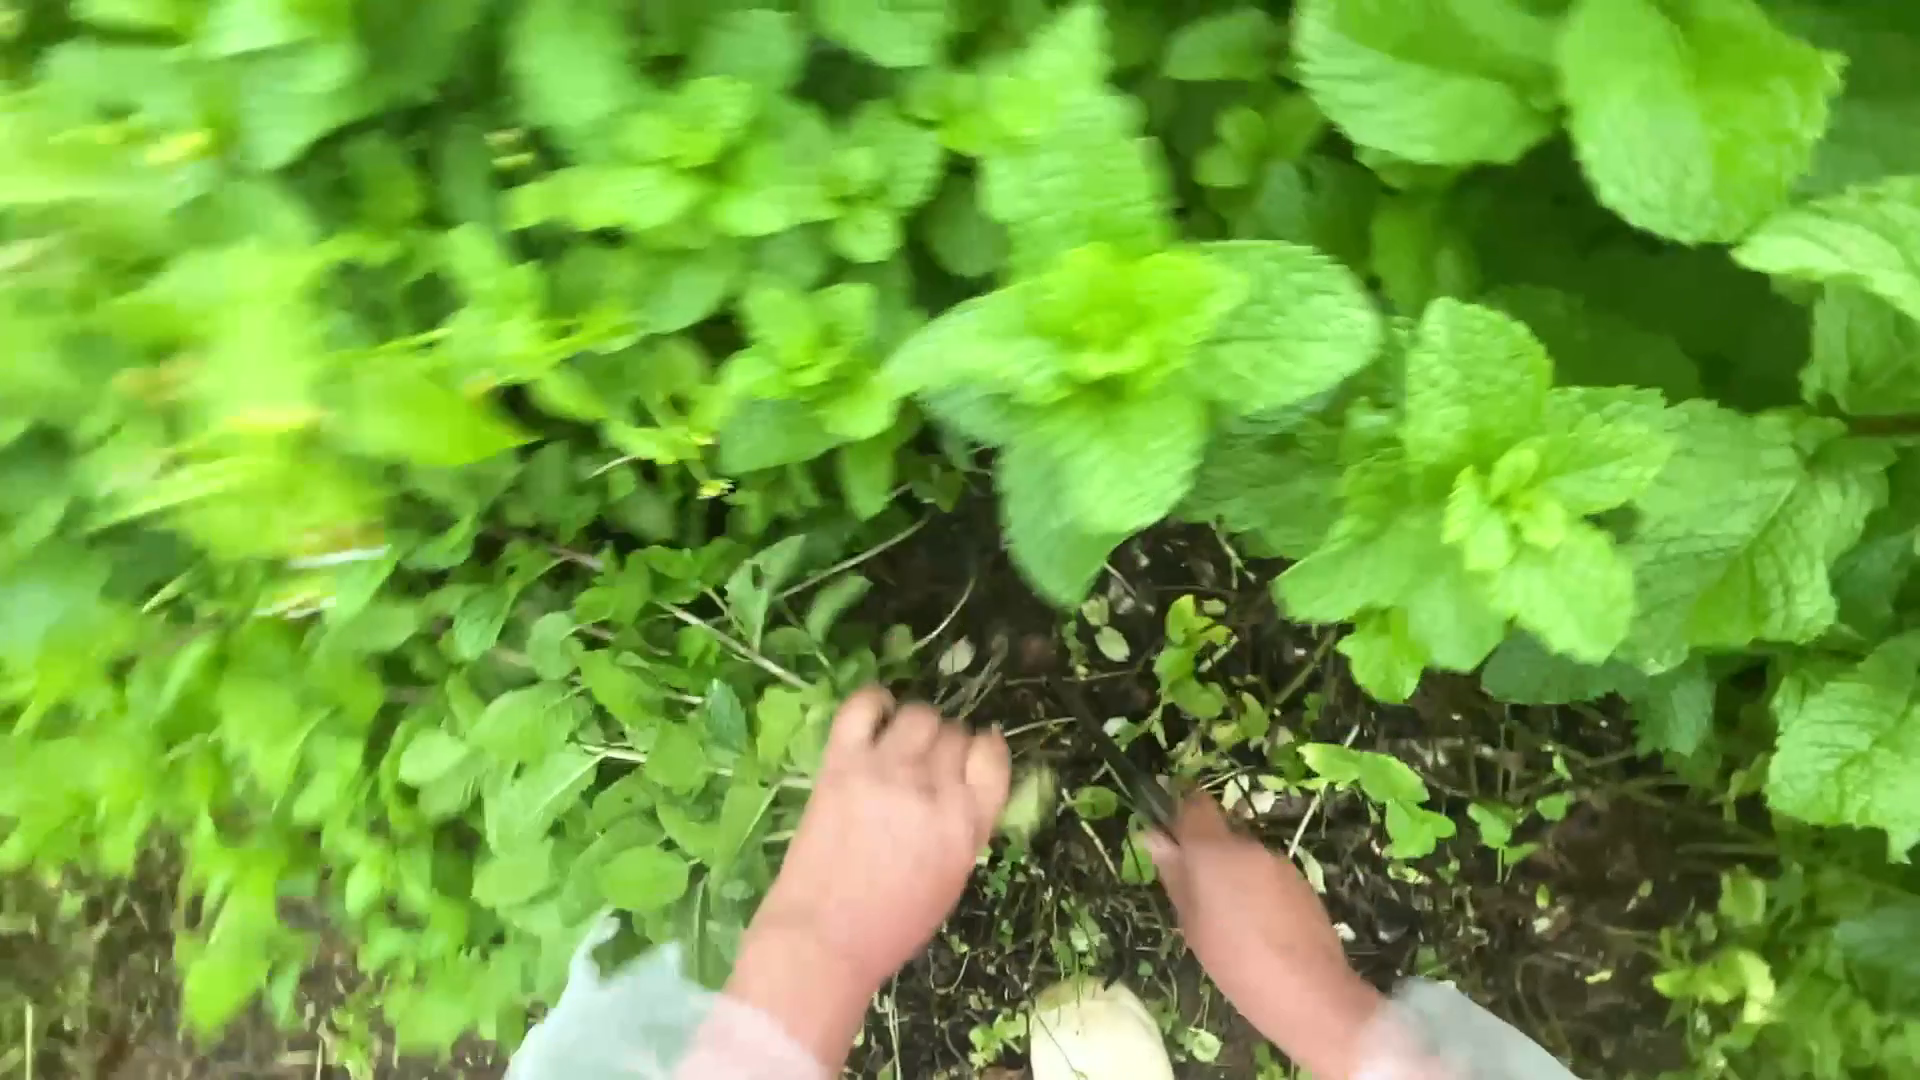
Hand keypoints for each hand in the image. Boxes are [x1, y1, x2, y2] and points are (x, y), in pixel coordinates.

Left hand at [723, 687, 1009, 1066]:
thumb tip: (968, 775)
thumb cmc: (892, 923)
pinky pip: (864, 706)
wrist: (821, 940)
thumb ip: (967, 822)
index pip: (992, 756)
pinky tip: (877, 715)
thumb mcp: (953, 876)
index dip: (982, 752)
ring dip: (917, 727)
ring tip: (902, 745)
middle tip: (926, 766)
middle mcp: (931, 788)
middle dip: (947, 747)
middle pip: (954, 734)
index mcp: (967, 824)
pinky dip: (875, 702)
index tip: (970, 759)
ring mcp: (886, 769)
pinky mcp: (842, 761)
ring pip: (919, 715)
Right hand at [1148, 794, 1385, 1078]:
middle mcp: (1245, 844)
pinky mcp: (1301, 879)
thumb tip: (1155, 837)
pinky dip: (1259, 888)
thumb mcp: (1190, 923)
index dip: (1183, 814)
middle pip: (1220, 831)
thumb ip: (1174, 874)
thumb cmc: (1235, 961)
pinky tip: (1262, 925)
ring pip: (1244, 854)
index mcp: (1212, 850)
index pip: (1194, 803)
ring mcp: (1277, 860)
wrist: (1313, 994)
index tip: (1175, 839)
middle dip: (1209, 853)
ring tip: (1235, 917)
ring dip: (1235, 872)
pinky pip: (1267, 872)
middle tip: (1202, 893)